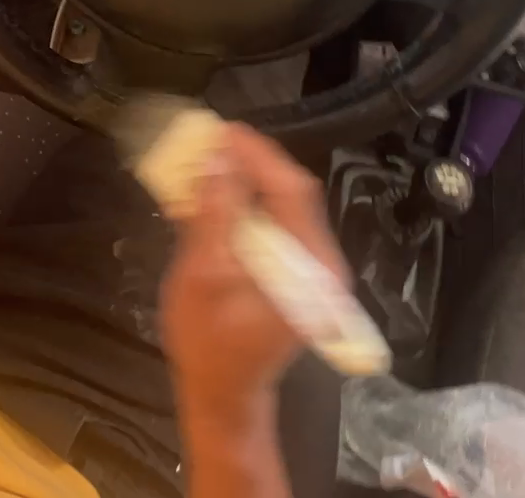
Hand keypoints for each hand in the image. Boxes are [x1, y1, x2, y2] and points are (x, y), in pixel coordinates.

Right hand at [161, 124, 348, 426]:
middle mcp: (321, 262)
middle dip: (251, 162)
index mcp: (308, 268)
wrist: (222, 395)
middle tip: (213, 138)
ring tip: (212, 156)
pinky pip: (276, 221)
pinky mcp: (296, 270)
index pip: (290, 192)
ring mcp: (312, 267)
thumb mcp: (203, 277)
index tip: (223, 129)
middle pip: (291, 193)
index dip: (256, 155)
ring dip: (248, 178)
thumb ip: (213, 216)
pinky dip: (248, 201)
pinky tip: (219, 190)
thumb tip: (216, 159)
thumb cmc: (208, 344)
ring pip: (284, 204)